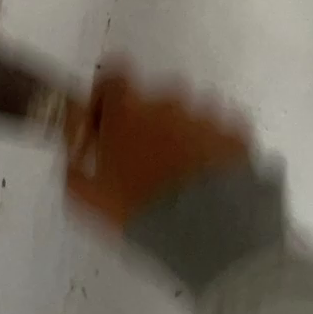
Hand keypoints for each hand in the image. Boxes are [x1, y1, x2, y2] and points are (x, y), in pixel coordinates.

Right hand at [66, 61, 254, 228]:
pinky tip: (207, 179)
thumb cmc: (144, 213)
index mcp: (127, 109)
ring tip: (180, 176)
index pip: (112, 76)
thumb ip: (74, 167)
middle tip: (144, 160)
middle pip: (152, 99)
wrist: (211, 237)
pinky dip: (213, 148)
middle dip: (147, 122)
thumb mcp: (88, 199)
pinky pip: (220, 131)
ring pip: (188, 114)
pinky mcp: (237, 133)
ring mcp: (206, 114)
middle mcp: (168, 101)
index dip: (107, 95)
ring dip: (181, 135)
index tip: (107, 117)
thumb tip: (75, 158)